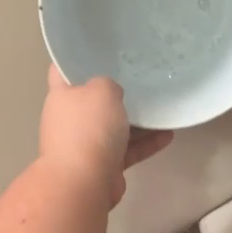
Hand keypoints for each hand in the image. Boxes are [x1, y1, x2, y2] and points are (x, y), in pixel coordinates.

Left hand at [39, 65, 172, 205]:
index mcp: (62, 96)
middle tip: (139, 79)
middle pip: (94, 101)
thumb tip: (111, 93)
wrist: (84, 181)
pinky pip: (128, 149)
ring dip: (138, 121)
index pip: (63, 70)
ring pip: (115, 127)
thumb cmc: (88, 128)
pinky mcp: (105, 165)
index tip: (99, 51)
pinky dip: (146, 143)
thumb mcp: (102, 91)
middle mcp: (71, 119)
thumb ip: (108, 85)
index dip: (77, 59)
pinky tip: (168, 135)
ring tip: (162, 108)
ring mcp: (87, 144)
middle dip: (115, 93)